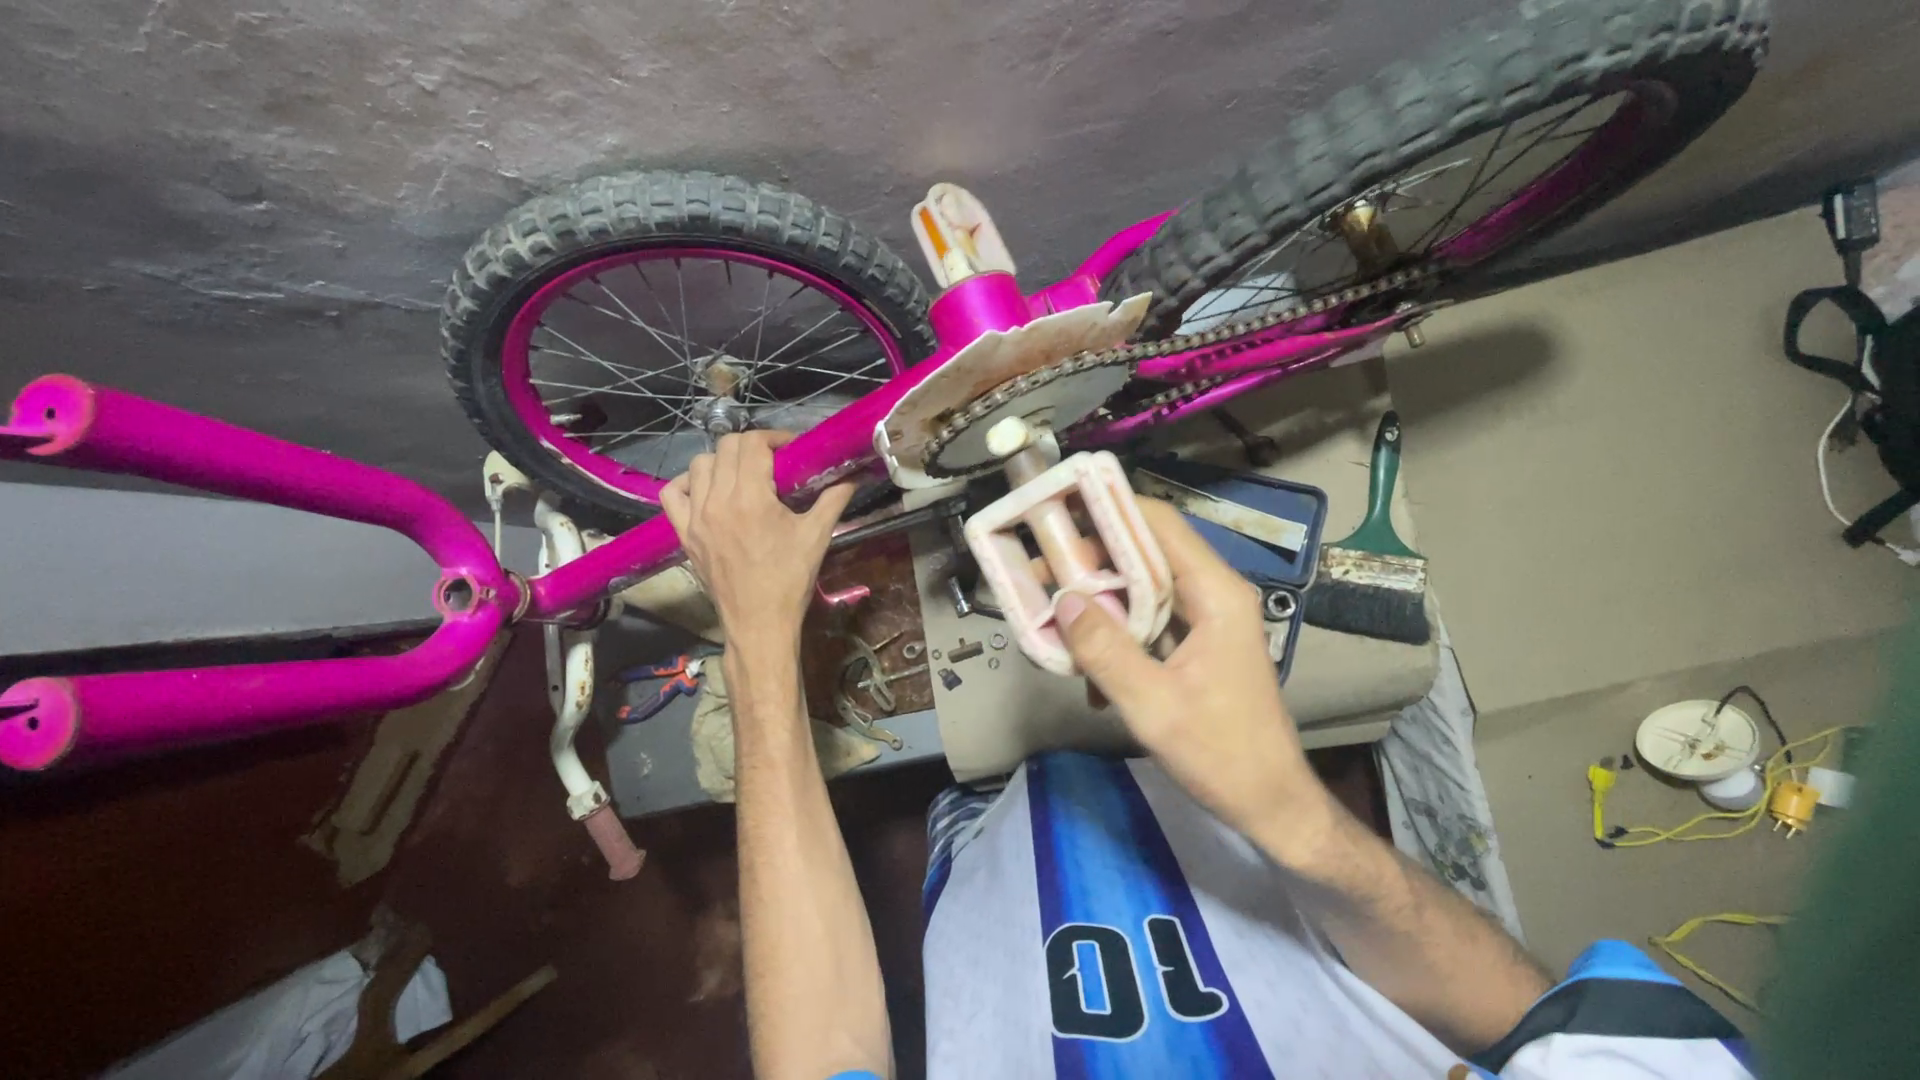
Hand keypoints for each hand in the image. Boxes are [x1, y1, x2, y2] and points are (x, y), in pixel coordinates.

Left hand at [661, 431, 854, 656]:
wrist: (759, 621)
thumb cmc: (791, 579)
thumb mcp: (817, 535)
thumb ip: (834, 498)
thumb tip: (853, 475)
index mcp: (751, 498)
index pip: (752, 444)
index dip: (773, 438)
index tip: (791, 449)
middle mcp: (718, 500)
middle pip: (725, 447)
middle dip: (751, 446)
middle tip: (772, 461)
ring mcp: (696, 516)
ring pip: (699, 464)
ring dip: (722, 461)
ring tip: (743, 476)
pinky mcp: (684, 533)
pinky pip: (673, 493)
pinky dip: (687, 483)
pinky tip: (707, 490)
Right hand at [1055, 500, 1332, 855]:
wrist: (1271, 804)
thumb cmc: (1221, 754)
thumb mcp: (1153, 706)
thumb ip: (1105, 651)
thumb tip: (1062, 601)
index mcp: (1216, 595)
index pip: (1160, 524)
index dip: (1109, 509)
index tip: (1058, 511)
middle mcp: (1214, 596)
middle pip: (1146, 553)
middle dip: (1092, 560)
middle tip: (1039, 571)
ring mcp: (1207, 621)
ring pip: (1143, 588)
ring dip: (1099, 601)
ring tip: (1052, 616)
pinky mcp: (1197, 646)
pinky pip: (1148, 621)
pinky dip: (1115, 634)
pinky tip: (1087, 668)